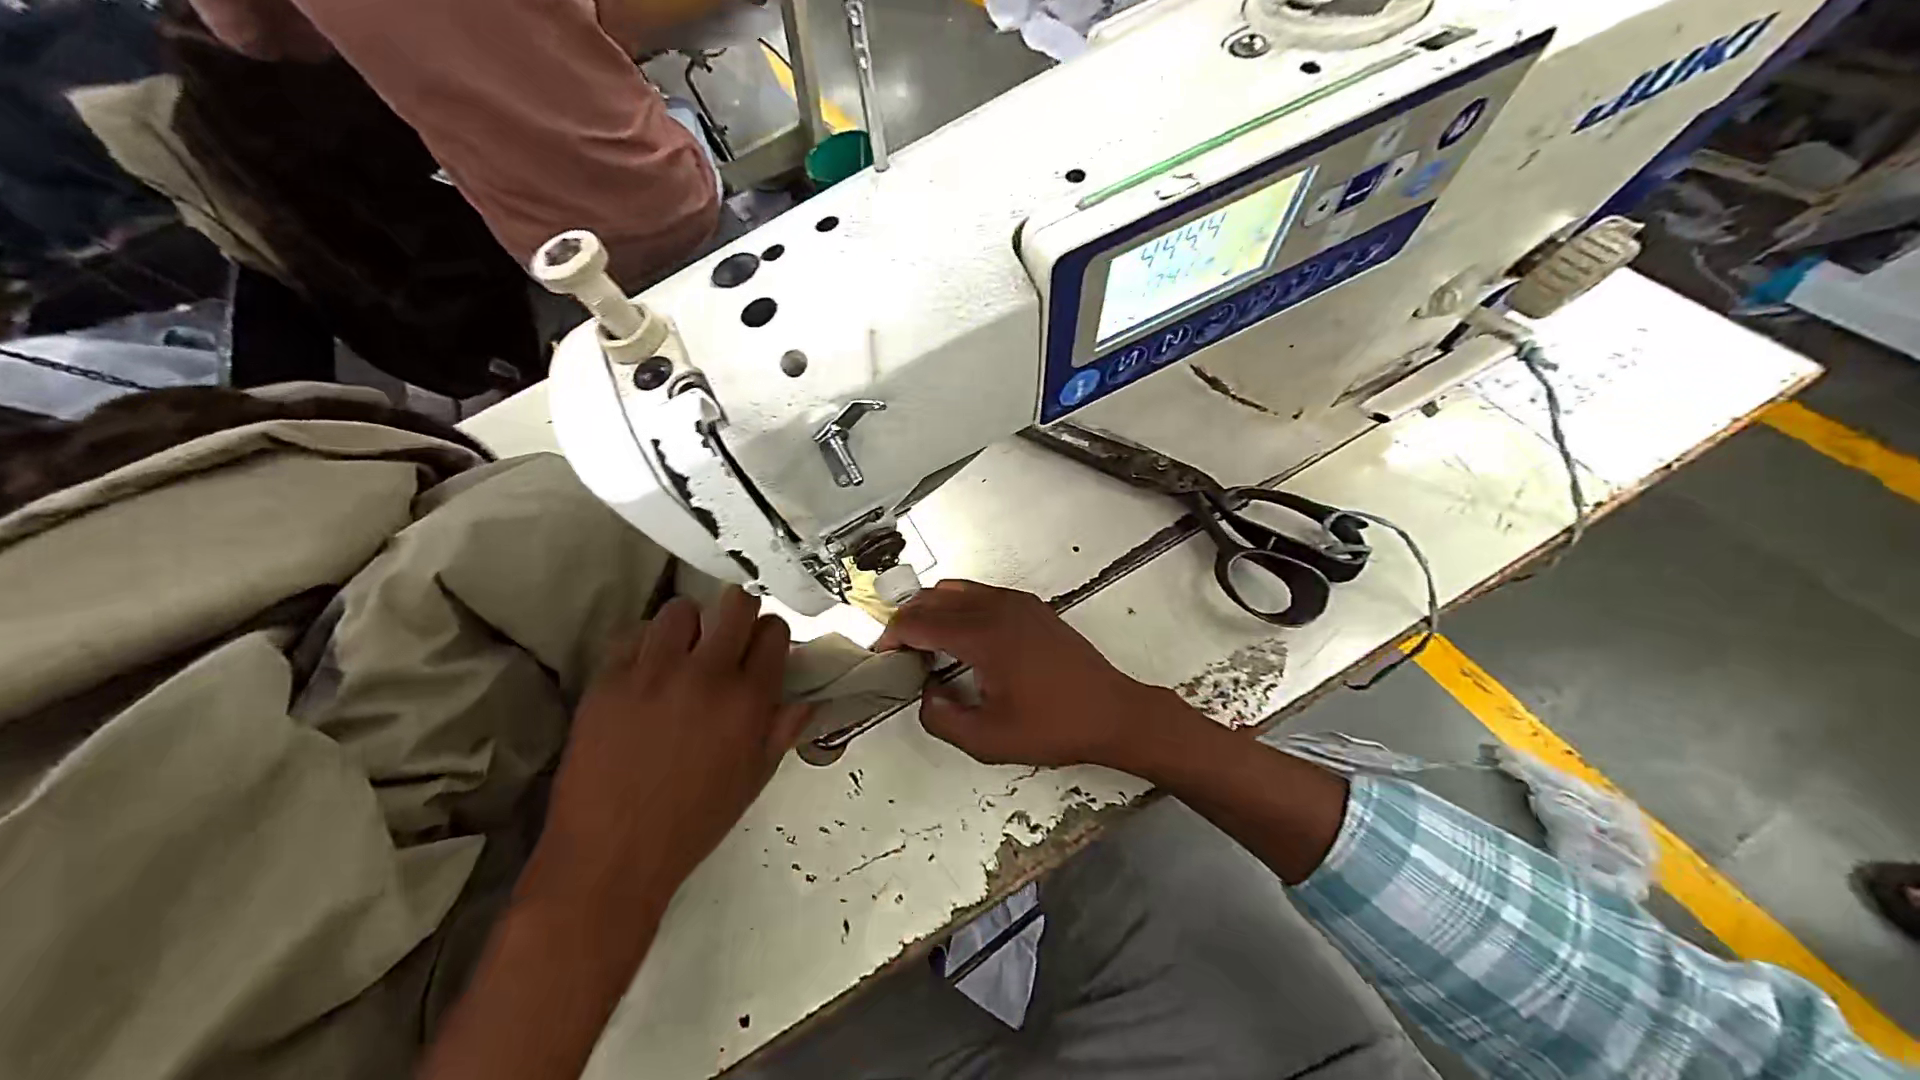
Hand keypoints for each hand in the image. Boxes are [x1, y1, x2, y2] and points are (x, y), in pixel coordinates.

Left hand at [525, 588, 811, 922]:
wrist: (611, 855)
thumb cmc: (692, 823)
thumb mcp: (753, 779)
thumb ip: (782, 730)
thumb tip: (806, 700)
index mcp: (749, 701)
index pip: (774, 632)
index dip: (771, 636)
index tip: (761, 647)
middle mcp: (707, 676)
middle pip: (735, 604)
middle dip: (739, 613)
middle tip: (727, 635)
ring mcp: (654, 673)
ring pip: (681, 610)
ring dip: (689, 626)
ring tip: (681, 651)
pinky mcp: (608, 680)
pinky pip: (632, 637)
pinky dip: (644, 648)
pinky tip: (644, 673)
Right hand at [875, 580, 1206, 772]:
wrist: (1112, 713)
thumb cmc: (1056, 726)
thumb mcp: (988, 740)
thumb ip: (942, 718)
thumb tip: (926, 695)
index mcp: (984, 635)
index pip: (919, 621)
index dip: (892, 637)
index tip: (883, 656)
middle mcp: (998, 608)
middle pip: (932, 597)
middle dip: (907, 621)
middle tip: (899, 652)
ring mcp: (1017, 603)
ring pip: (955, 589)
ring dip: (931, 610)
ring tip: (925, 644)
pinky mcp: (1031, 607)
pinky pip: (980, 593)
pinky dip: (957, 606)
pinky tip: (960, 637)